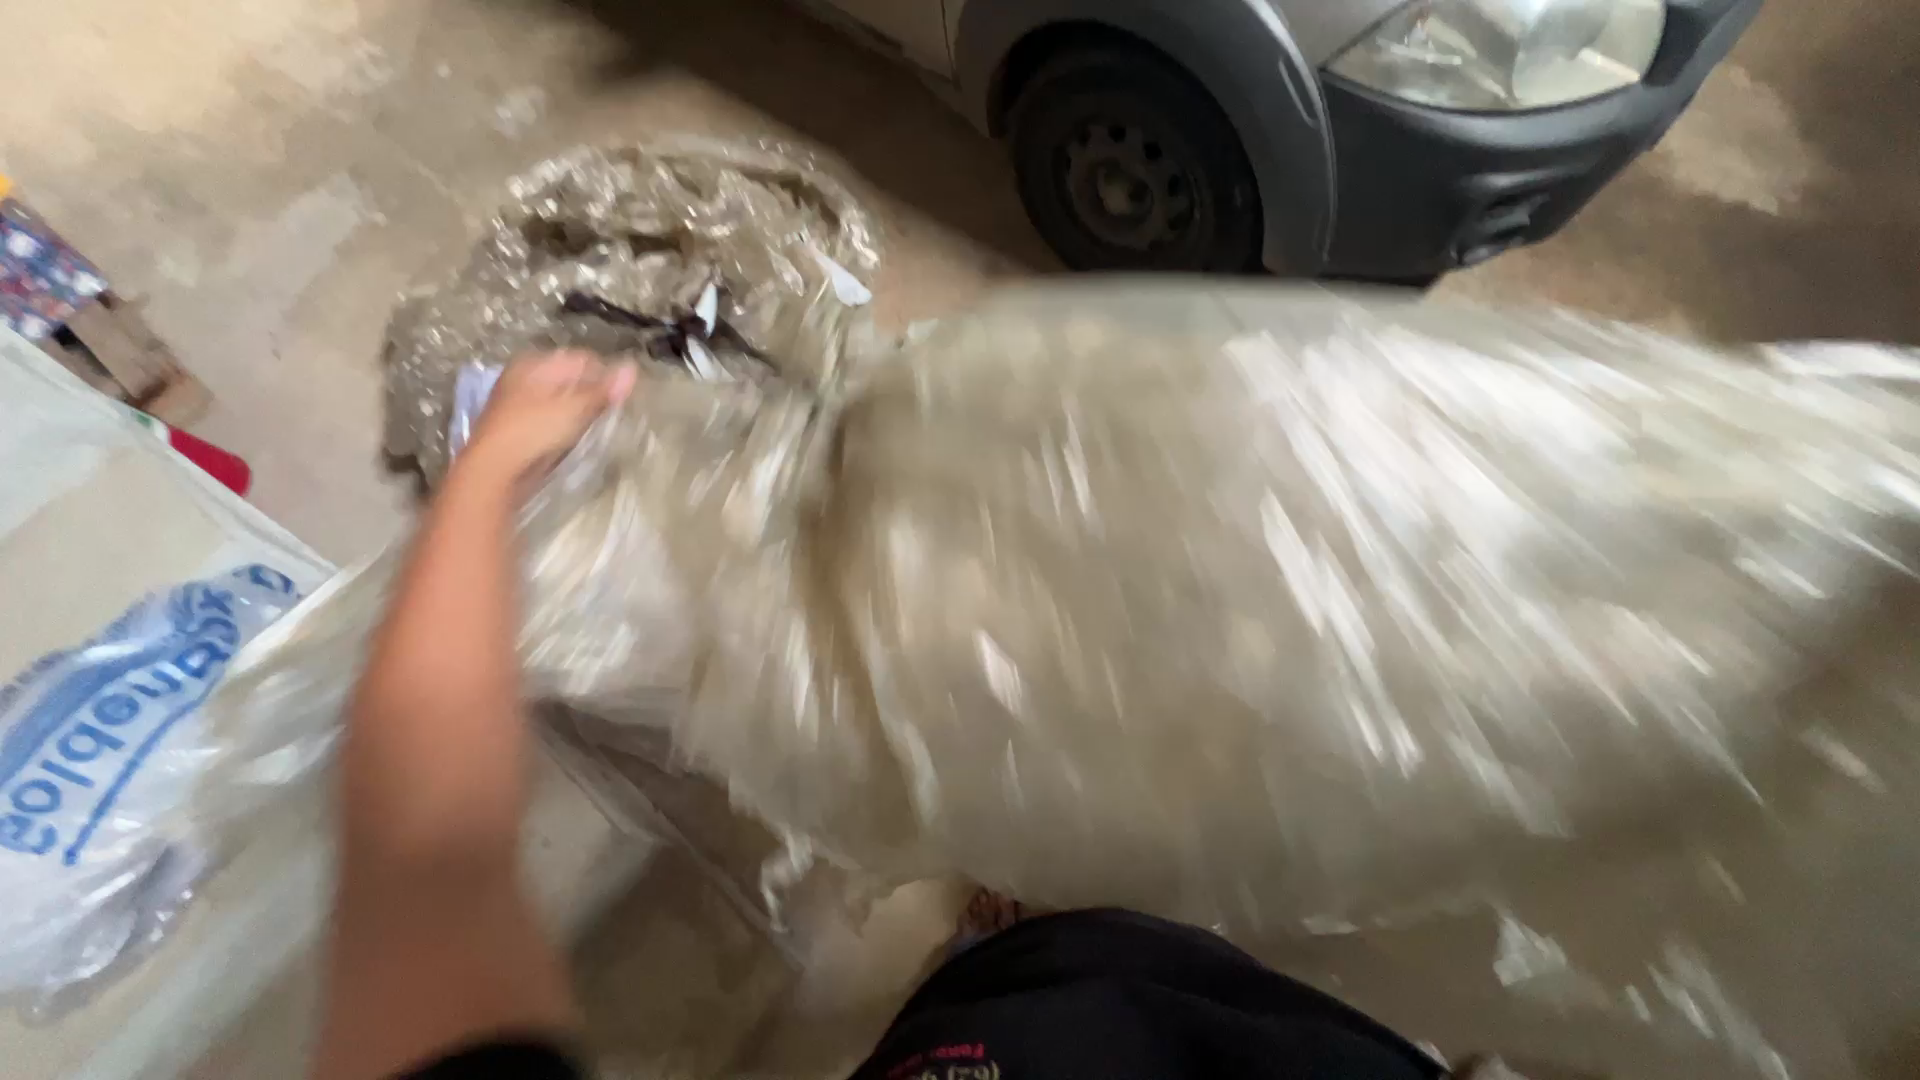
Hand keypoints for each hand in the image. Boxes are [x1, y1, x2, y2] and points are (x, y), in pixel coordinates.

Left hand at [460, 350, 637, 484]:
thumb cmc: (533, 431)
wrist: (495, 470)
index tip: (622, 396)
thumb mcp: (575, 408)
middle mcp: (524, 376)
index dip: (605, 374)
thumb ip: (605, 389)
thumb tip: (633, 368)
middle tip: (611, 411)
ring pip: (563, 398)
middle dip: (593, 392)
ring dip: (581, 409)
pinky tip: (576, 435)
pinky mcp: (522, 425)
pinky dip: (568, 422)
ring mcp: (520, 401)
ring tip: (596, 424)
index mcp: (534, 363)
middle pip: (572, 378)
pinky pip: (554, 416)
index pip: (582, 358)